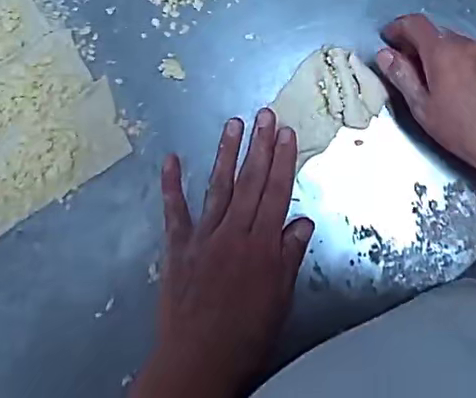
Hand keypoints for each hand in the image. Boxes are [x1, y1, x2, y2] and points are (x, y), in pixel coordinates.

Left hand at [131, 110, 313, 397]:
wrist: (197, 362)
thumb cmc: (246, 336)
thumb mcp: (279, 301)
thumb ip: (289, 257)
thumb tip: (303, 220)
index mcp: (262, 246)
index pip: (276, 193)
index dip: (282, 160)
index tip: (286, 131)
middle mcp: (234, 233)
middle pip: (250, 182)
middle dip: (259, 146)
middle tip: (265, 114)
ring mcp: (204, 236)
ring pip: (218, 187)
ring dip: (226, 153)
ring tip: (233, 123)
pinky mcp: (178, 246)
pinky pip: (175, 211)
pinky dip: (172, 184)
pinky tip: (171, 159)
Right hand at [375, 13, 475, 172]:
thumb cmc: (460, 127)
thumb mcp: (421, 106)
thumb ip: (401, 75)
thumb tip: (385, 54)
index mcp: (441, 50)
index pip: (414, 22)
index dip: (397, 27)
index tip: (387, 40)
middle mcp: (462, 44)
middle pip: (432, 30)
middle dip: (413, 40)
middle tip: (402, 61)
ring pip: (448, 40)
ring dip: (432, 49)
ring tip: (424, 74)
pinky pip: (463, 50)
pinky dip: (449, 56)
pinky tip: (448, 81)